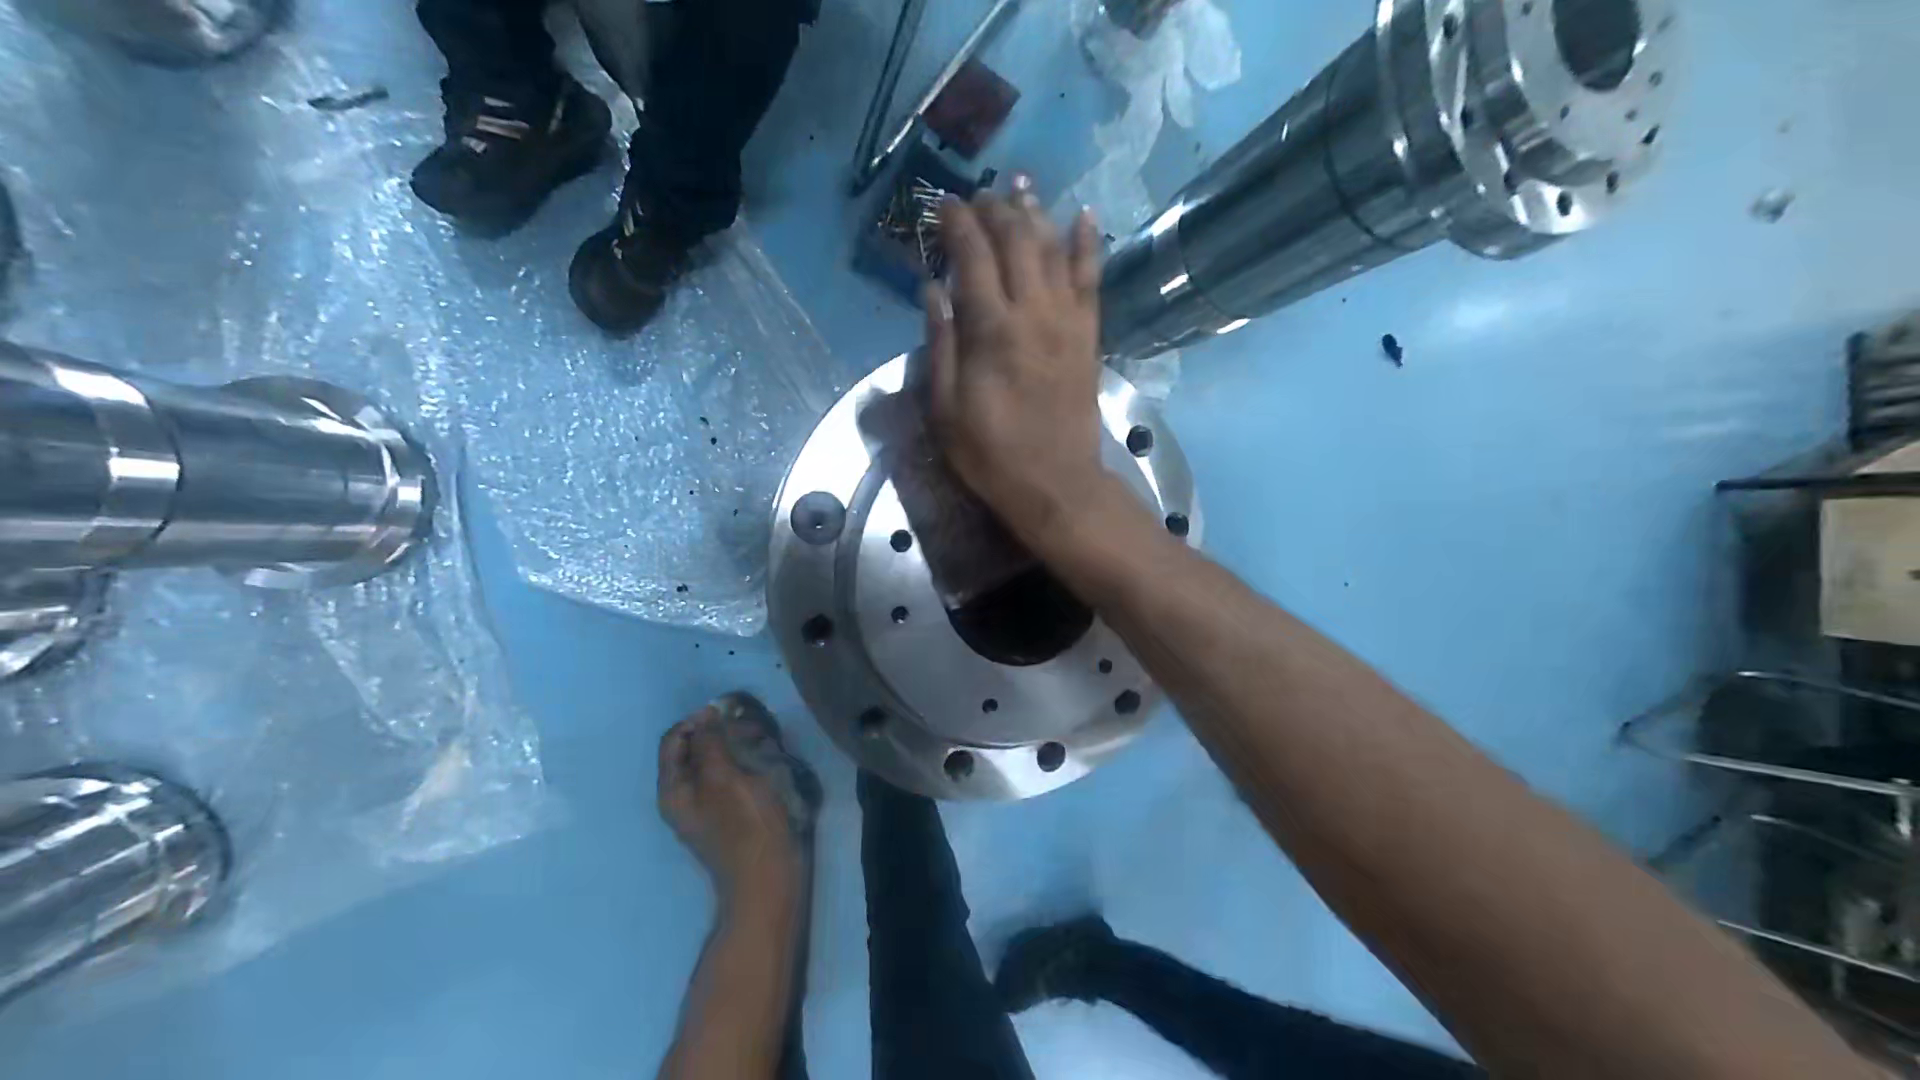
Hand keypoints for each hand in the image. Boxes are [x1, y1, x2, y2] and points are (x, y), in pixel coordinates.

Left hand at [658, 706, 802, 905]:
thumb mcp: (724, 777)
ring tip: (764, 741)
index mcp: (673, 789)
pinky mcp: (725, 815)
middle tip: (753, 727)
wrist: (765, 879)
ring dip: (735, 746)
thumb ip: (710, 743)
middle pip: (692, 750)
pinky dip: (742, 763)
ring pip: (713, 763)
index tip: (729, 712)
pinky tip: (765, 762)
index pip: (673, 739)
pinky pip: (727, 778)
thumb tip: (706, 714)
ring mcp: (704, 808)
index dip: (698, 720)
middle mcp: (682, 797)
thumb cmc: (744, 825)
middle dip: (720, 732)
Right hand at [926, 183, 1111, 549]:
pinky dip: (1087, 244)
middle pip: (1015, 241)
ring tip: (1020, 187)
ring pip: (1053, 250)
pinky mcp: (1089, 336)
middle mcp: (1033, 312)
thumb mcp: (944, 409)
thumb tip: (932, 290)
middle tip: (977, 197)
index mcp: (991, 330)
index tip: (943, 204)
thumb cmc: (990, 453)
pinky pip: (1092, 279)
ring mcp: (1067, 321)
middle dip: (994, 210)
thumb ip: (939, 344)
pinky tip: (1083, 216)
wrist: (1055, 484)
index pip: (972, 257)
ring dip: (1035, 214)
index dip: (957, 224)